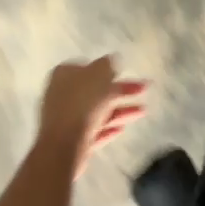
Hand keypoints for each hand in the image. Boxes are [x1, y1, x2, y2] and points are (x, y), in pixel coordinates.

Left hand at [37, 56, 146, 172]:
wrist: (64, 144)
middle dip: (121, 90)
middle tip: (144, 89)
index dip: (104, 69)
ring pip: (97, 111)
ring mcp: (64, 120)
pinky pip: (93, 131)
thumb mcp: (101, 73)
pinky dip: (108, 128)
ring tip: (142, 111)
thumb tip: (111, 61)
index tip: (121, 72)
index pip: (85, 67)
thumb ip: (108, 64)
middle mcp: (61, 95)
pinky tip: (122, 128)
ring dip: (120, 110)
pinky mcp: (70, 141)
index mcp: (63, 75)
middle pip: (95, 91)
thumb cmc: (83, 102)